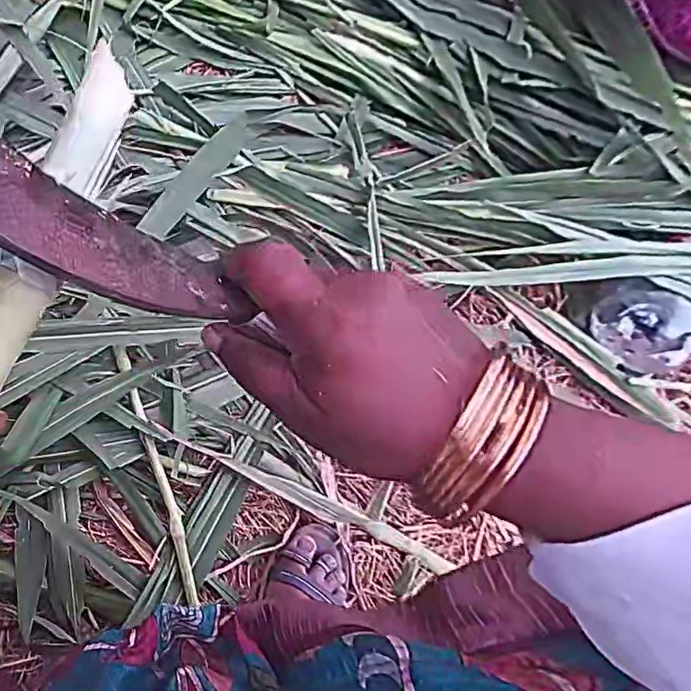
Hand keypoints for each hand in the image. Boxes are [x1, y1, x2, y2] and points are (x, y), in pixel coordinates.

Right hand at [204, 242, 487, 480]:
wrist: (474, 429)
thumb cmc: (380, 430)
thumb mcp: (299, 411)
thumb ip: (249, 365)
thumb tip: (215, 333)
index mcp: (323, 317)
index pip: (263, 259)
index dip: (235, 267)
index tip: (226, 292)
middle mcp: (356, 286)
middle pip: (293, 277)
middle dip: (277, 309)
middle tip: (286, 356)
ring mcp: (388, 283)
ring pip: (325, 286)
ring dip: (313, 316)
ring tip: (333, 364)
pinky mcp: (411, 288)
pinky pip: (357, 292)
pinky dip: (345, 316)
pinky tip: (362, 355)